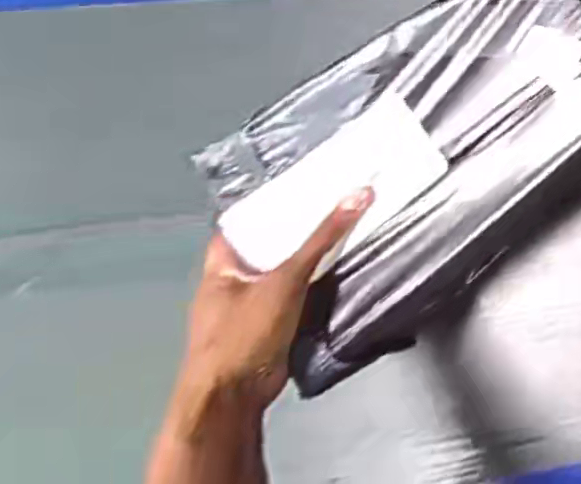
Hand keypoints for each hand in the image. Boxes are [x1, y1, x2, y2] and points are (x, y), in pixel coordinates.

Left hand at [172, 188, 372, 410]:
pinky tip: (349, 259)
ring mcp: (256, 302)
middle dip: (304, 224)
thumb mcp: (286, 279)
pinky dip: (324, 272)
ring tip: (355, 221)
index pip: (241, 226)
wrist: (234, 396)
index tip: (305, 185)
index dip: (269, 204)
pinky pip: (304, 284)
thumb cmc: (243, 334)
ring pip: (291, 264)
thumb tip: (360, 192)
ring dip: (319, 249)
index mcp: (221, 269)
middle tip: (342, 197)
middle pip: (272, 243)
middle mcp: (235, 282)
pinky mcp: (278, 318)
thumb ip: (324, 238)